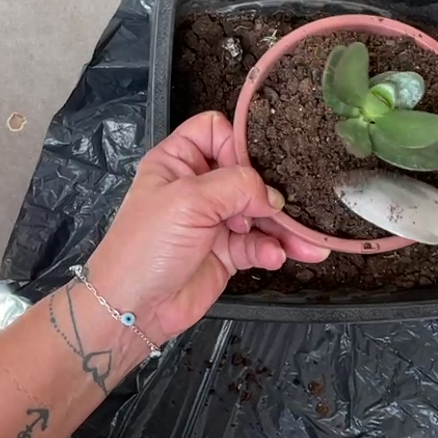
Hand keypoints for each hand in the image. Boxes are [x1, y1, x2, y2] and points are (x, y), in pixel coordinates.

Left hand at [86, 111, 329, 342]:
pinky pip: (259, 244)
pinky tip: (278, 256)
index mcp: (177, 161)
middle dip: (269, 189)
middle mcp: (196, 187)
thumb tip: (272, 195)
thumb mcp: (187, 201)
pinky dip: (273, 249)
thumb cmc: (144, 247)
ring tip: (305, 240)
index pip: (214, 130)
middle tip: (285, 205)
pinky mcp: (226, 252)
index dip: (237, 143)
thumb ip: (236, 186)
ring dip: (283, 226)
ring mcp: (212, 221)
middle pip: (246, 173)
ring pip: (259, 213)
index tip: (254, 167)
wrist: (132, 307)